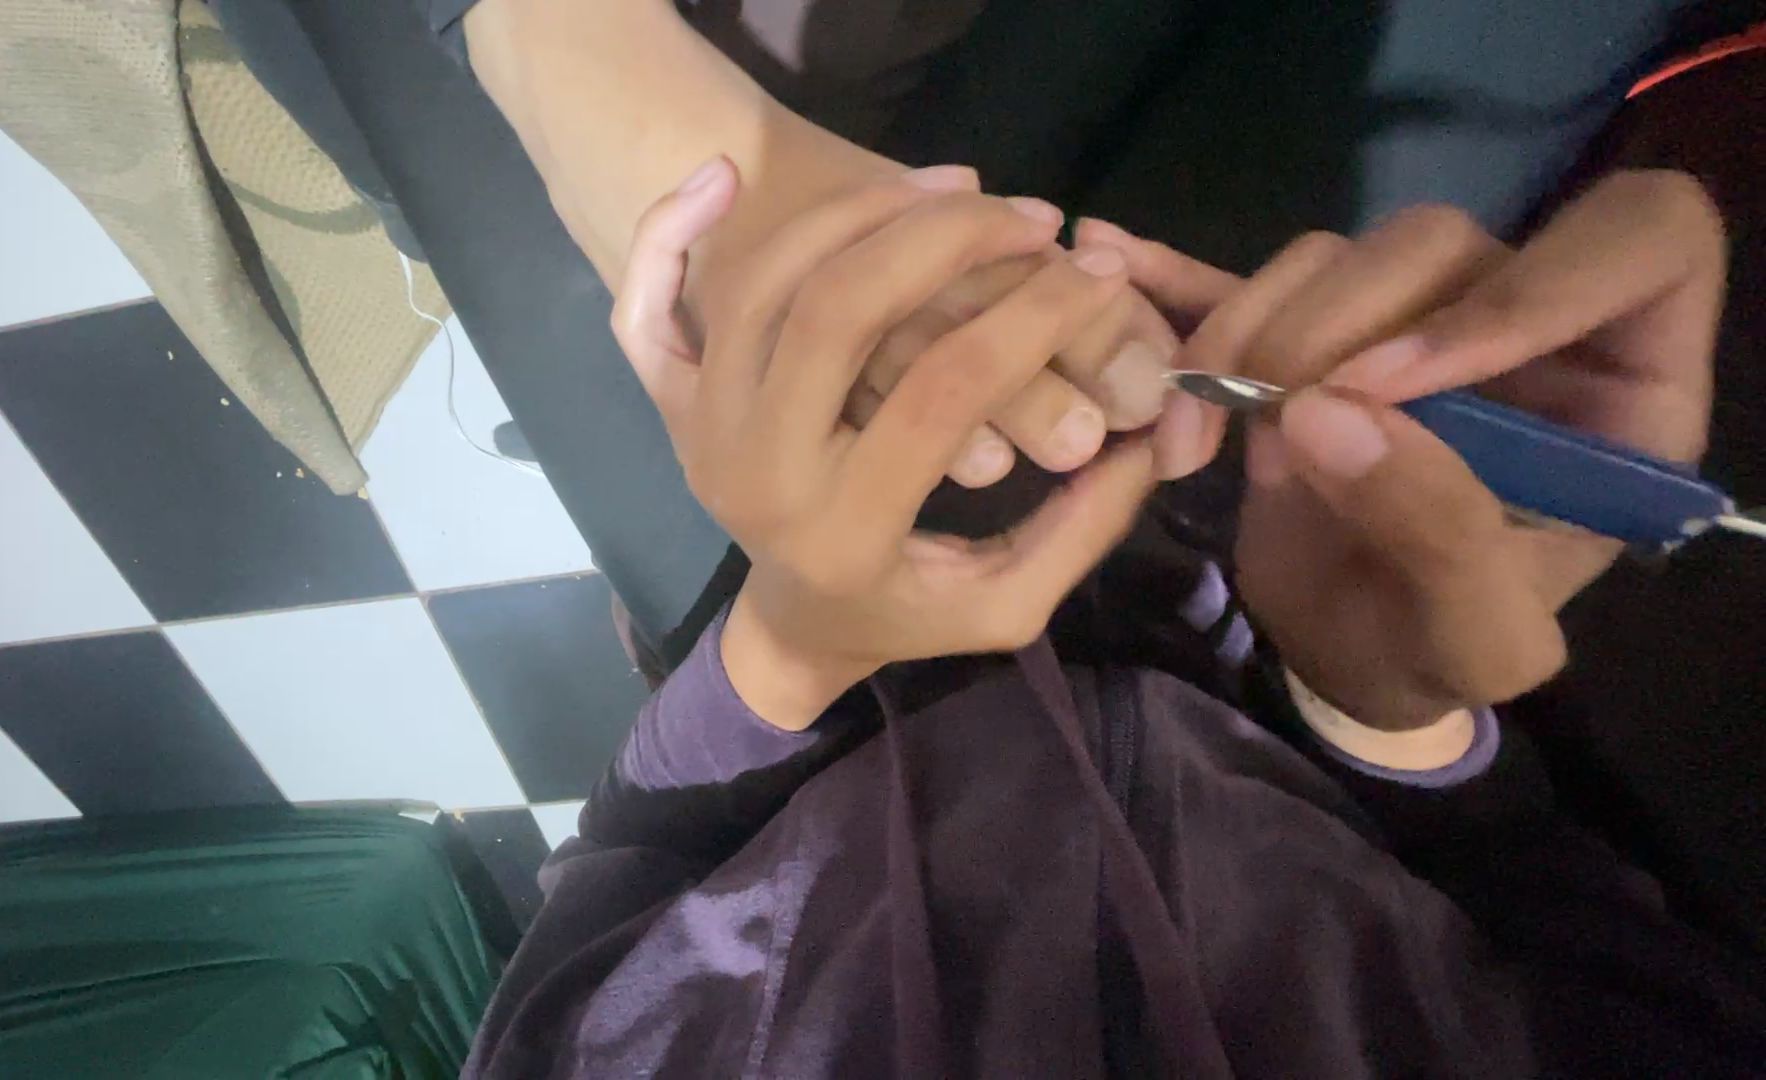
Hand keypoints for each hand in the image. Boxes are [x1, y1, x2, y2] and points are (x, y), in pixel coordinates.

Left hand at [613, 158, 1160, 728]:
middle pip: (838, 313)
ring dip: (858, 215)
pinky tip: (722, 178)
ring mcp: (703, 435)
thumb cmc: (897, 620)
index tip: (1095, 274)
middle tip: (1028, 216)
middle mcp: (756, 473)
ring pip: (766, 287)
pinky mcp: (676, 413)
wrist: (792, 629)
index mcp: (844, 530)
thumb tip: (1150, 432)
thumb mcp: (1001, 607)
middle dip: (946, 242)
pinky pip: (646, 313)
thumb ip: (1081, 529)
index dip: (1034, 320)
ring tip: (952, 189)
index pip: (942, 393)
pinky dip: (669, 235)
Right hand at [1099, 171, 1723, 728]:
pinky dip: (1177, 281)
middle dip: (1321, 330)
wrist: (1340, 648)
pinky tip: (1123, 263)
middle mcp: (1500, 327)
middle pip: (1428, 244)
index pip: (1627, 245)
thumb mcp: (1471, 634)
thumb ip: (1438, 531)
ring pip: (1320, 260)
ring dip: (1233, 338)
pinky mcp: (1290, 349)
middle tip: (1254, 423)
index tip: (1379, 387)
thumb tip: (1322, 415)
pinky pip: (1238, 289)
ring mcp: (1381, 328)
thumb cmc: (1429, 650)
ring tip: (1184, 443)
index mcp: (1607, 384)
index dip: (1510, 294)